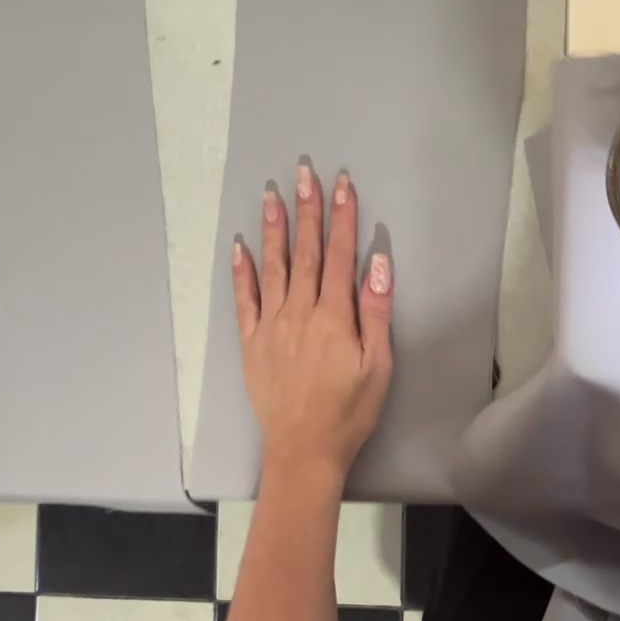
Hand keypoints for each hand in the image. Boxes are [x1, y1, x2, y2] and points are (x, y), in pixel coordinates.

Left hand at [233, 160, 393, 476]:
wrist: (305, 448)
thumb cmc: (350, 410)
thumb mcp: (378, 364)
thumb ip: (376, 312)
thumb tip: (376, 263)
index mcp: (334, 316)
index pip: (339, 255)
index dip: (341, 217)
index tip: (341, 184)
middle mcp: (299, 311)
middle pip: (304, 252)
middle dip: (306, 209)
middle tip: (303, 172)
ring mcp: (271, 325)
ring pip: (273, 267)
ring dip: (273, 229)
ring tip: (271, 195)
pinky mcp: (253, 342)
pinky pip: (245, 299)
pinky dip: (243, 271)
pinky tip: (241, 248)